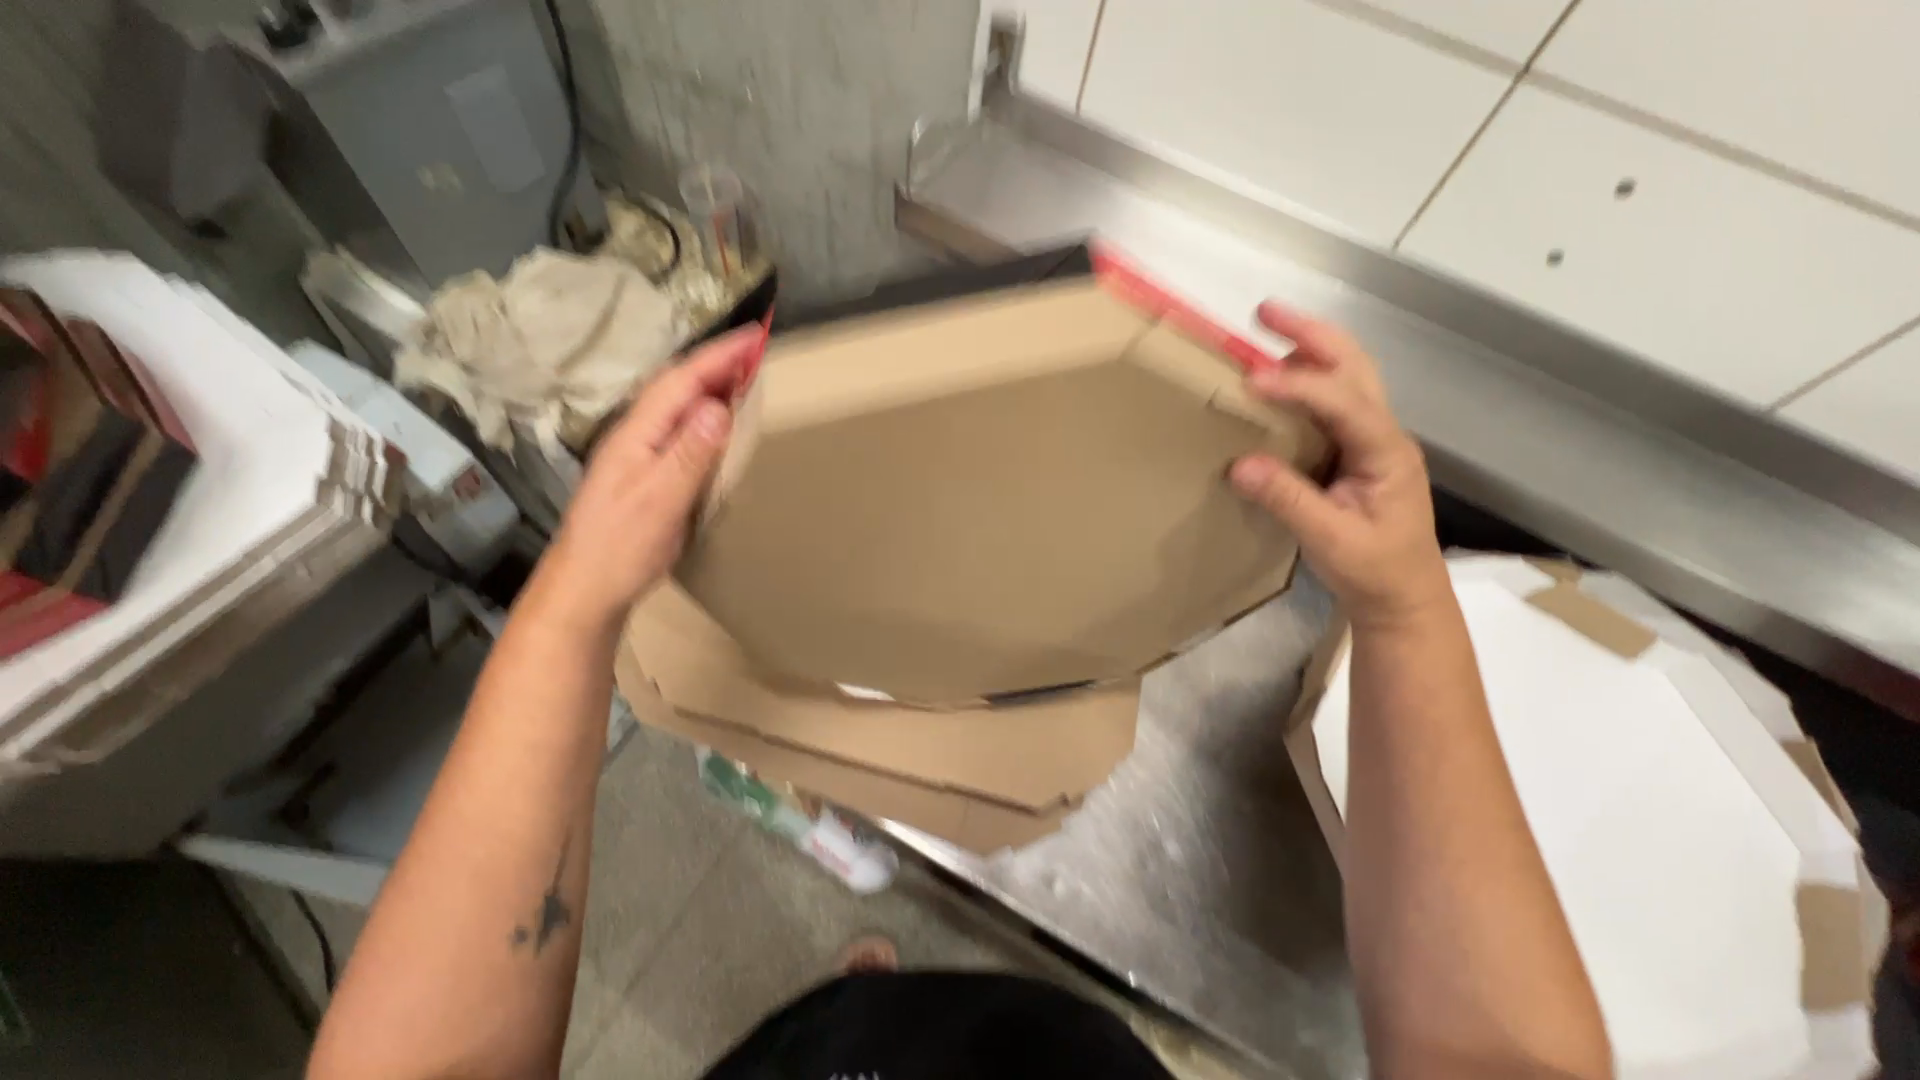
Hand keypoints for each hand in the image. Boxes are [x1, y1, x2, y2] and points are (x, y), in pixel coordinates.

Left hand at [536, 326, 759, 628]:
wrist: (585, 589)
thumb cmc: (620, 548)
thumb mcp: (659, 502)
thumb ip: (688, 454)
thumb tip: (719, 407)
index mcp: (637, 434)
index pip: (682, 381)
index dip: (719, 356)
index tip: (756, 336)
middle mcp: (636, 435)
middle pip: (678, 386)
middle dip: (717, 363)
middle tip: (759, 351)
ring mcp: (638, 454)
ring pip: (678, 406)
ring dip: (712, 385)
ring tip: (747, 377)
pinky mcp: (646, 474)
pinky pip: (681, 430)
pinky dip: (706, 415)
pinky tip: (720, 424)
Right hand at [1230, 301, 1450, 631]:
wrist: (1404, 597)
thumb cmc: (1375, 570)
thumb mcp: (1331, 540)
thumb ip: (1288, 499)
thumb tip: (1240, 464)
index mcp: (1386, 452)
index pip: (1343, 402)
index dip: (1298, 385)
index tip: (1250, 380)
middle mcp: (1385, 434)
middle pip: (1354, 365)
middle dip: (1310, 334)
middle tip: (1263, 313)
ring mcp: (1373, 440)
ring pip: (1347, 376)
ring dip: (1309, 349)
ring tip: (1264, 335)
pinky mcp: (1356, 452)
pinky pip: (1333, 401)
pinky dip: (1305, 379)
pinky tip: (1276, 382)